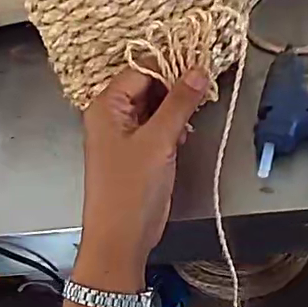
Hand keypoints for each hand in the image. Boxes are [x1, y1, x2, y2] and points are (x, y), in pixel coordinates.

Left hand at [77, 67, 211, 288]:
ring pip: (154, 109)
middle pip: (147, 87)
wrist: (121, 237)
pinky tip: (182, 138)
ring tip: (190, 122)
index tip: (200, 72)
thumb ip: (180, 103)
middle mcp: (111, 116)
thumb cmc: (130, 190)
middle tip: (201, 95)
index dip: (170, 69)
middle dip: (175, 91)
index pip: (141, 71)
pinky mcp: (137, 153)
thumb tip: (198, 71)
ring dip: (175, 113)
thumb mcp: (159, 141)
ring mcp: (123, 135)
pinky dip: (172, 130)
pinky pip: (156, 129)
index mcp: (105, 106)